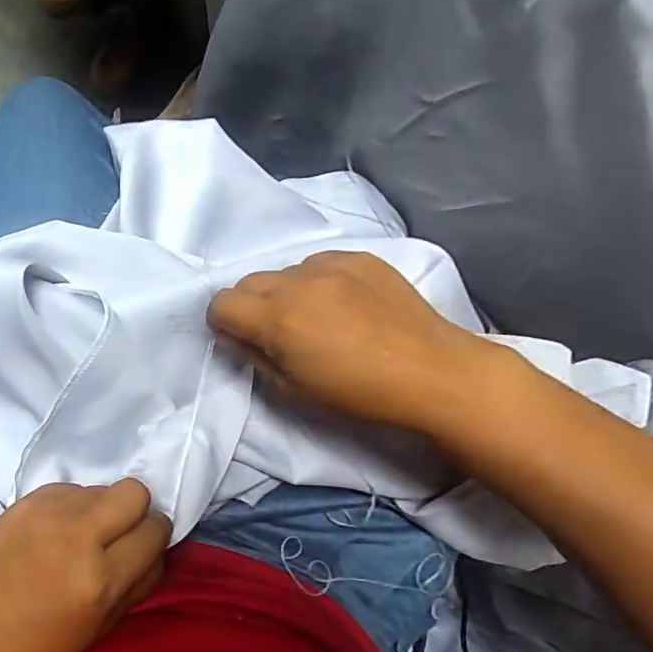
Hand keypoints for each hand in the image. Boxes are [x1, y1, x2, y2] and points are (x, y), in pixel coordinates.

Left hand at [0, 480, 170, 651]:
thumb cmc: (43, 640)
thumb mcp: (105, 624)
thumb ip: (140, 581)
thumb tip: (159, 547)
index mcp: (100, 578)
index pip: (154, 530)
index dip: (154, 537)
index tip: (143, 545)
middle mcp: (77, 536)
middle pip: (133, 492)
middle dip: (135, 511)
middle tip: (118, 533)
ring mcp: (48, 513)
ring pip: (100, 487)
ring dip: (100, 508)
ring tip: (80, 535)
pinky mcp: (26, 501)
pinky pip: (69, 488)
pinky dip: (71, 506)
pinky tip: (55, 530)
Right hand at [207, 250, 506, 432]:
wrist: (431, 373)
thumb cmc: (356, 393)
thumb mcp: (291, 389)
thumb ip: (254, 355)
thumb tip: (235, 335)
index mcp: (277, 319)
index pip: (221, 303)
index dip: (223, 323)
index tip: (240, 338)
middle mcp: (298, 283)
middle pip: (248, 282)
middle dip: (250, 306)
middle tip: (276, 332)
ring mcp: (332, 265)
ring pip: (284, 271)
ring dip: (285, 292)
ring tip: (315, 317)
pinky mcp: (362, 258)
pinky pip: (319, 262)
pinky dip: (318, 280)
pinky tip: (343, 303)